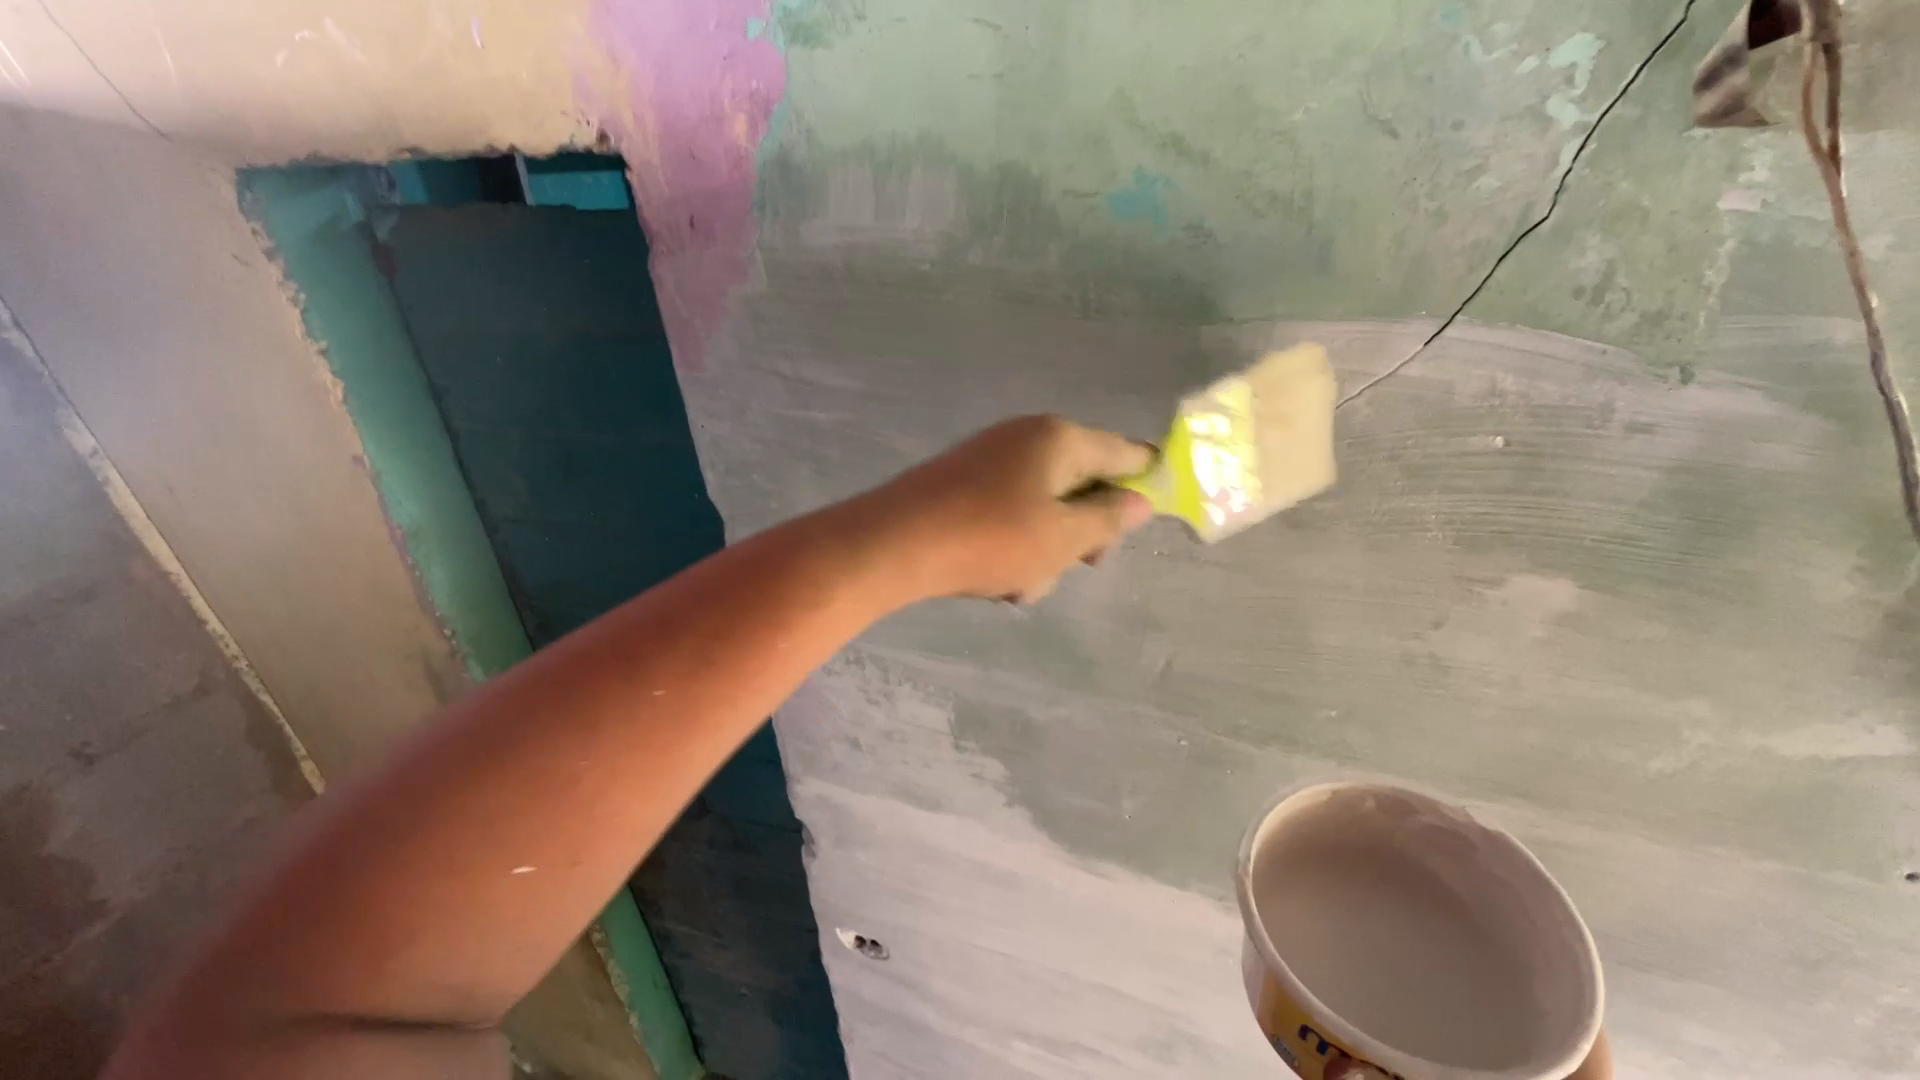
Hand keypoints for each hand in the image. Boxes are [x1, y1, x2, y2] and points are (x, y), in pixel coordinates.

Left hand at [864, 415, 1155, 602]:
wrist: (893, 544)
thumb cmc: (992, 538)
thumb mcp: (1063, 537)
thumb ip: (1107, 519)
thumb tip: (1139, 500)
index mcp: (1060, 438)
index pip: (1124, 452)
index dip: (1143, 484)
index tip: (1146, 522)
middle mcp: (1027, 438)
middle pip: (1081, 482)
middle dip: (1084, 530)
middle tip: (1081, 564)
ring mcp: (990, 460)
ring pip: (1043, 509)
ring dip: (1044, 549)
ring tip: (1021, 584)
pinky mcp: (962, 486)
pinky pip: (1008, 515)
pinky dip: (1011, 547)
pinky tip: (995, 580)